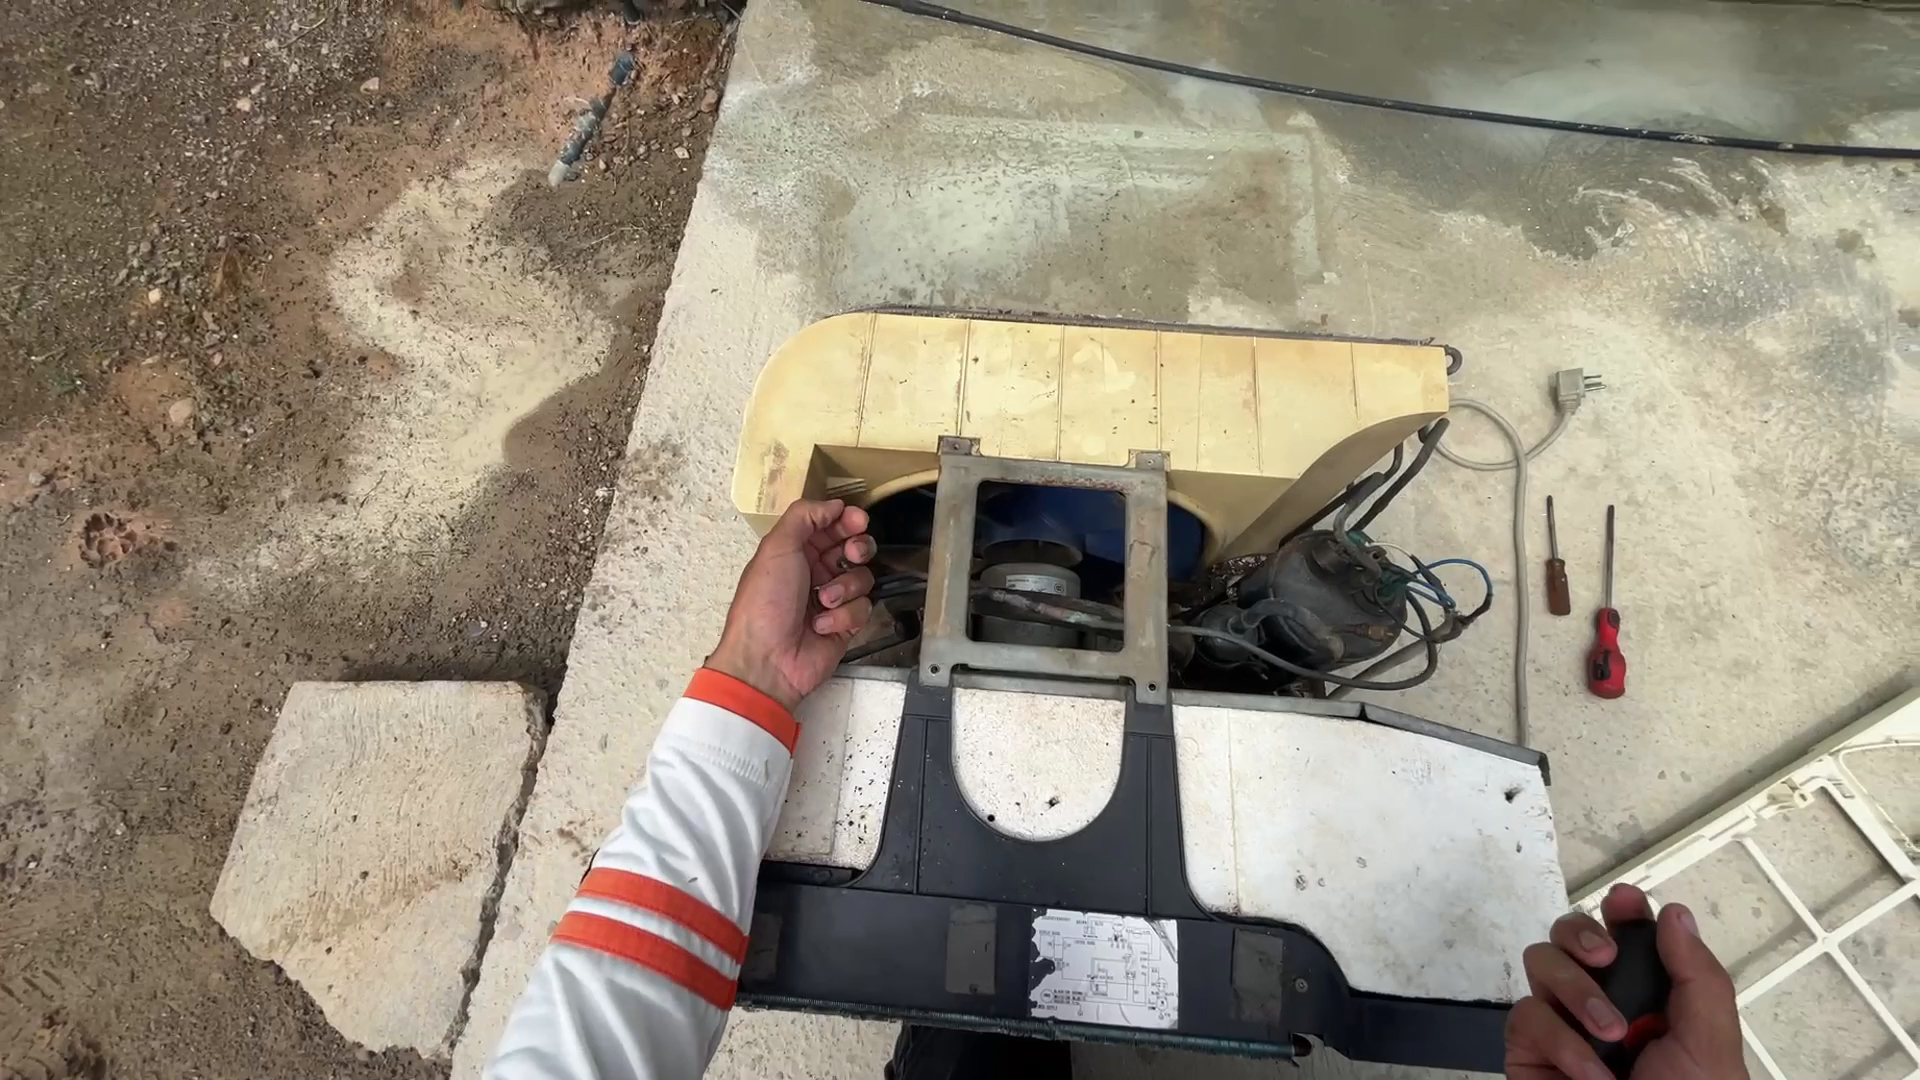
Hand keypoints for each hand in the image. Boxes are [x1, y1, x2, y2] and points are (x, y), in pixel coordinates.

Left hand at [706, 499, 876, 711]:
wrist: (768, 659)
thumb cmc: (766, 602)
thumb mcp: (777, 548)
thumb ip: (805, 516)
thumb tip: (834, 505)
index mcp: (796, 551)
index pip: (830, 525)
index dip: (846, 520)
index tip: (857, 520)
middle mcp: (815, 572)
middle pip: (854, 547)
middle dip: (857, 548)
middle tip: (851, 554)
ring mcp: (833, 599)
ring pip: (863, 578)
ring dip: (845, 588)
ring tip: (823, 602)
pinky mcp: (846, 624)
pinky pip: (863, 608)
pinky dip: (844, 616)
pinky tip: (822, 626)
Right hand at [1506, 884, 1745, 1079]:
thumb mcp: (1711, 1053)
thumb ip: (1697, 982)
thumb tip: (1675, 914)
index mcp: (1655, 1004)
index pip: (1630, 940)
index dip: (1623, 912)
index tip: (1626, 899)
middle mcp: (1603, 1003)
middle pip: (1572, 935)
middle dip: (1581, 934)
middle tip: (1604, 956)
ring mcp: (1561, 1020)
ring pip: (1542, 961)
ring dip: (1575, 990)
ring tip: (1608, 1034)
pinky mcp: (1526, 1042)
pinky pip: (1529, 1013)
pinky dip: (1561, 1040)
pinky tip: (1588, 1072)